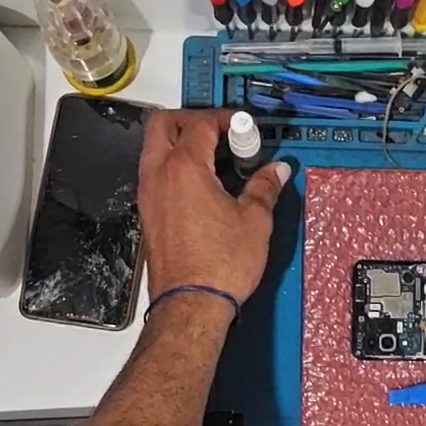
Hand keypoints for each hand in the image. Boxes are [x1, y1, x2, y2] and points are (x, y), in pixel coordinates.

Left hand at [139, 110, 288, 304]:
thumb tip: (276, 172)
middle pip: (164, 125)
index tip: (246, 129)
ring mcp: (148, 196)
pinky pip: (156, 175)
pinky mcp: (148, 216)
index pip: (200, 123)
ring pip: (155, 149)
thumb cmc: (219, 266)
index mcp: (184, 168)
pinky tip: (205, 187)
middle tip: (222, 133)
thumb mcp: (255, 221)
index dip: (226, 119)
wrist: (191, 305)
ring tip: (217, 160)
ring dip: (182, 144)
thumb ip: (264, 187)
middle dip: (192, 120)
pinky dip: (176, 168)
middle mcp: (158, 176)